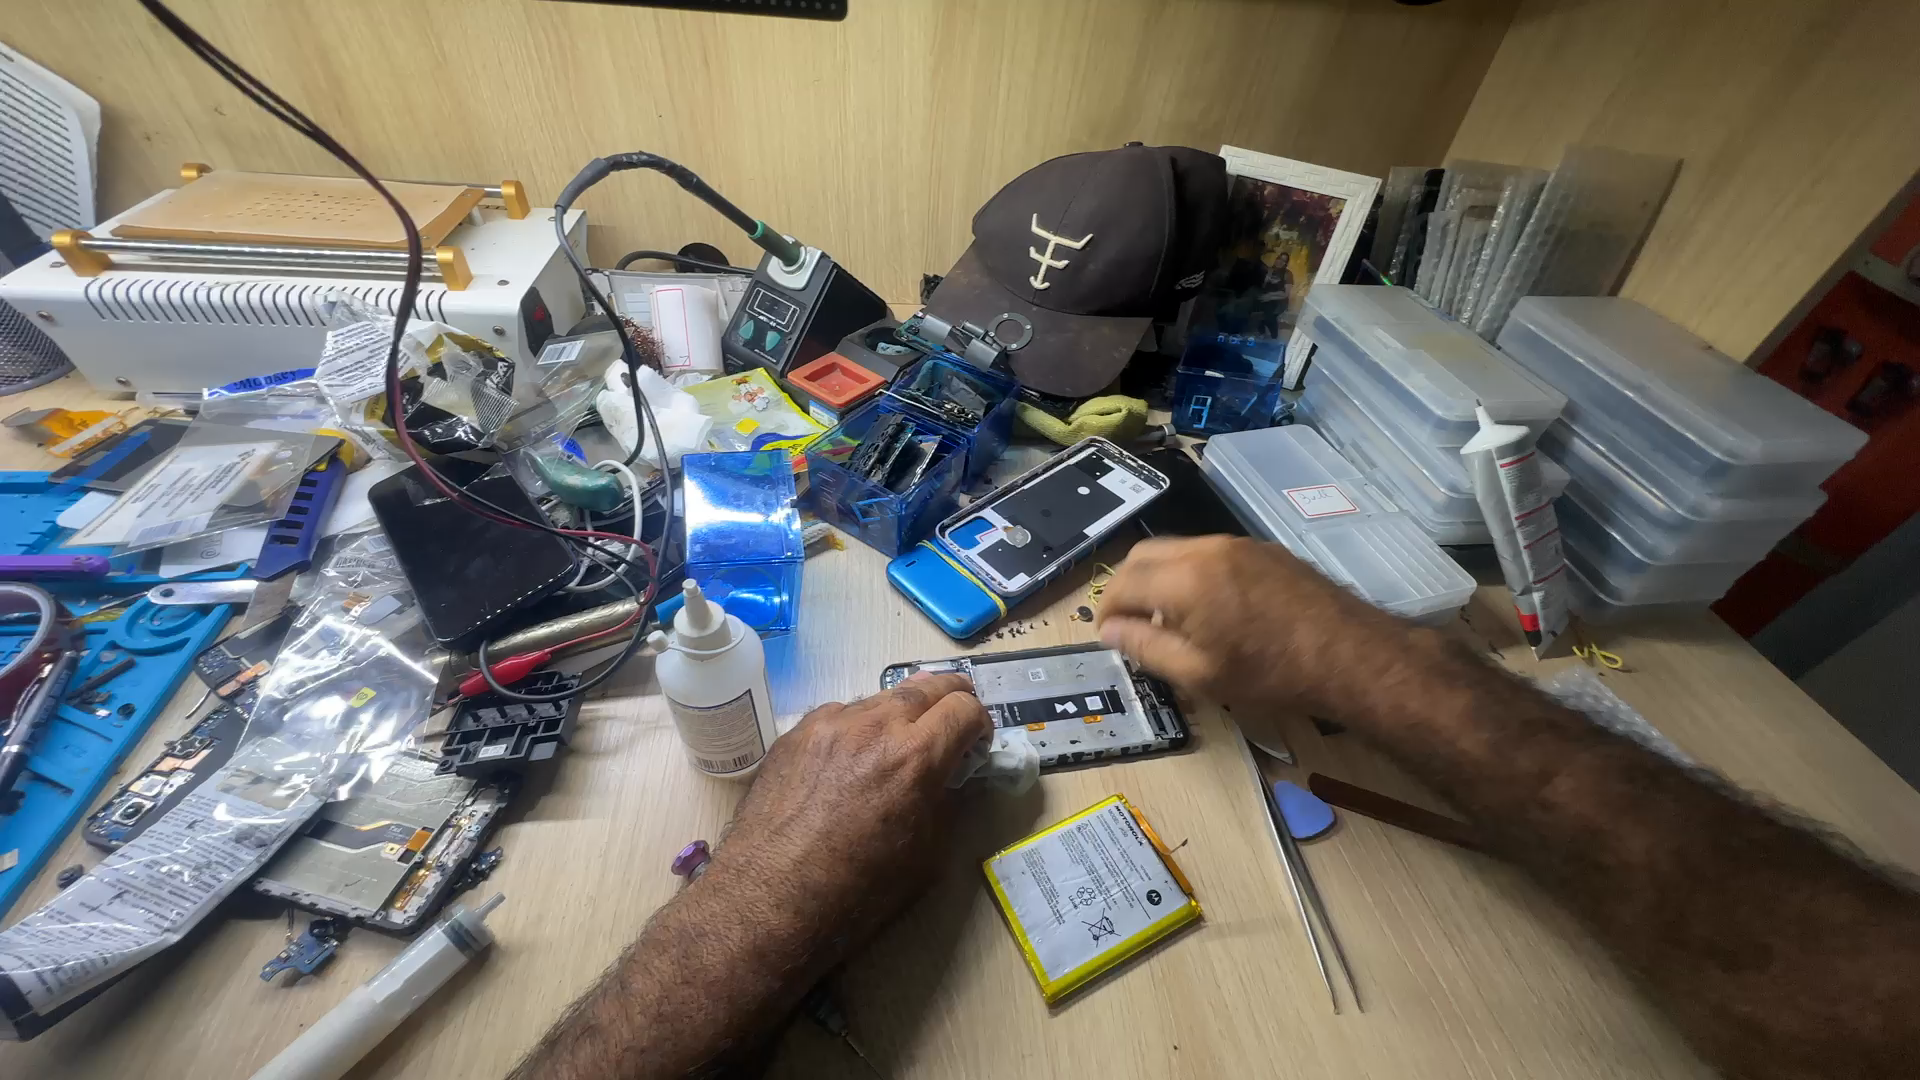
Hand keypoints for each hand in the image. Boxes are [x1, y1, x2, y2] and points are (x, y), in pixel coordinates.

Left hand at [706, 673, 989, 955]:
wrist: (767, 901)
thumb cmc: (856, 892)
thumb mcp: (926, 855)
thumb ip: (946, 800)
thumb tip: (953, 773)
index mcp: (916, 756)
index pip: (965, 708)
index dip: (980, 723)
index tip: (976, 742)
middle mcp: (876, 724)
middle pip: (929, 685)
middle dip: (951, 699)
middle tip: (952, 721)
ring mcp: (832, 721)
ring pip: (883, 697)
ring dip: (902, 714)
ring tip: (897, 745)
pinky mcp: (798, 730)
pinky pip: (841, 715)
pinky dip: (859, 728)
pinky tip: (849, 761)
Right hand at [1095, 535, 1406, 715]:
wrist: (1353, 655)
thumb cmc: (1271, 674)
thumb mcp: (1199, 675)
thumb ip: (1145, 648)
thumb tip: (1109, 632)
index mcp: (1183, 580)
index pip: (1122, 583)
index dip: (1106, 610)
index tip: (1108, 636)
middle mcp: (1204, 549)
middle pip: (1142, 555)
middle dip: (1126, 587)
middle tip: (1130, 624)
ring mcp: (1235, 543)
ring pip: (1174, 550)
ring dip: (1157, 577)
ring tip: (1168, 617)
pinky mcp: (1260, 548)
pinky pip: (1206, 552)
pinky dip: (1188, 572)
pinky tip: (1207, 605)